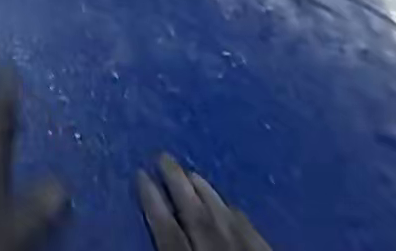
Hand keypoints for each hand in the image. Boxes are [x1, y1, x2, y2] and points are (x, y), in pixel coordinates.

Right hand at [136, 155, 272, 250]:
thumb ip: (166, 243)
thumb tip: (142, 211)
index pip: (167, 228)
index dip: (151, 199)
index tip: (140, 172)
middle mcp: (218, 249)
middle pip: (196, 214)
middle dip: (177, 183)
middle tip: (163, 154)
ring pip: (225, 219)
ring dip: (207, 193)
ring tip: (192, 172)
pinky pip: (255, 235)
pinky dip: (240, 218)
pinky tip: (232, 205)